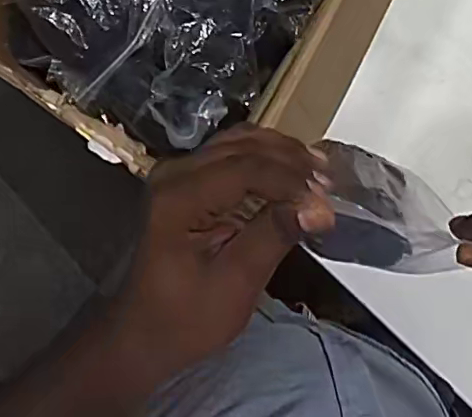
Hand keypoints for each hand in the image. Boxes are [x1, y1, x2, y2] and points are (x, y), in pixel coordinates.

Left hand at [102, 125, 333, 388]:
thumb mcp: (233, 286)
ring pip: (238, 141)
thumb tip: (318, 208)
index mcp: (177, 197)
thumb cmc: (184, 318)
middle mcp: (175, 171)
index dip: (287, 180)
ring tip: (317, 172)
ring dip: (280, 152)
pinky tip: (291, 170)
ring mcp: (180, 169)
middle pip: (242, 146)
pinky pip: (232, 151)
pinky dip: (265, 156)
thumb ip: (272, 237)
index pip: (242, 169)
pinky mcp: (189, 175)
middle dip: (289, 161)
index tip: (323, 200)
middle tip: (327, 182)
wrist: (144, 330)